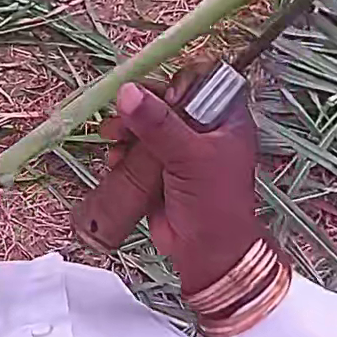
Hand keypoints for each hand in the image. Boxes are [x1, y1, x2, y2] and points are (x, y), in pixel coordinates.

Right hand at [102, 71, 266, 293]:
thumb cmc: (213, 202)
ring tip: (112, 135)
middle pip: (166, 105)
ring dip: (127, 130)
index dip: (173, 83)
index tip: (148, 91)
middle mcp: (202, 131)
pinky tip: (114, 157)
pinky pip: (137, 153)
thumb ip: (159, 124)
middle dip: (140, 109)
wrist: (206, 253)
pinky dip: (123, 152)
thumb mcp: (189, 156)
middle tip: (120, 114)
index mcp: (224, 120)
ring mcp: (179, 153)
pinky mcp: (159, 172)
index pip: (199, 84)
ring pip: (148, 128)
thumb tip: (128, 92)